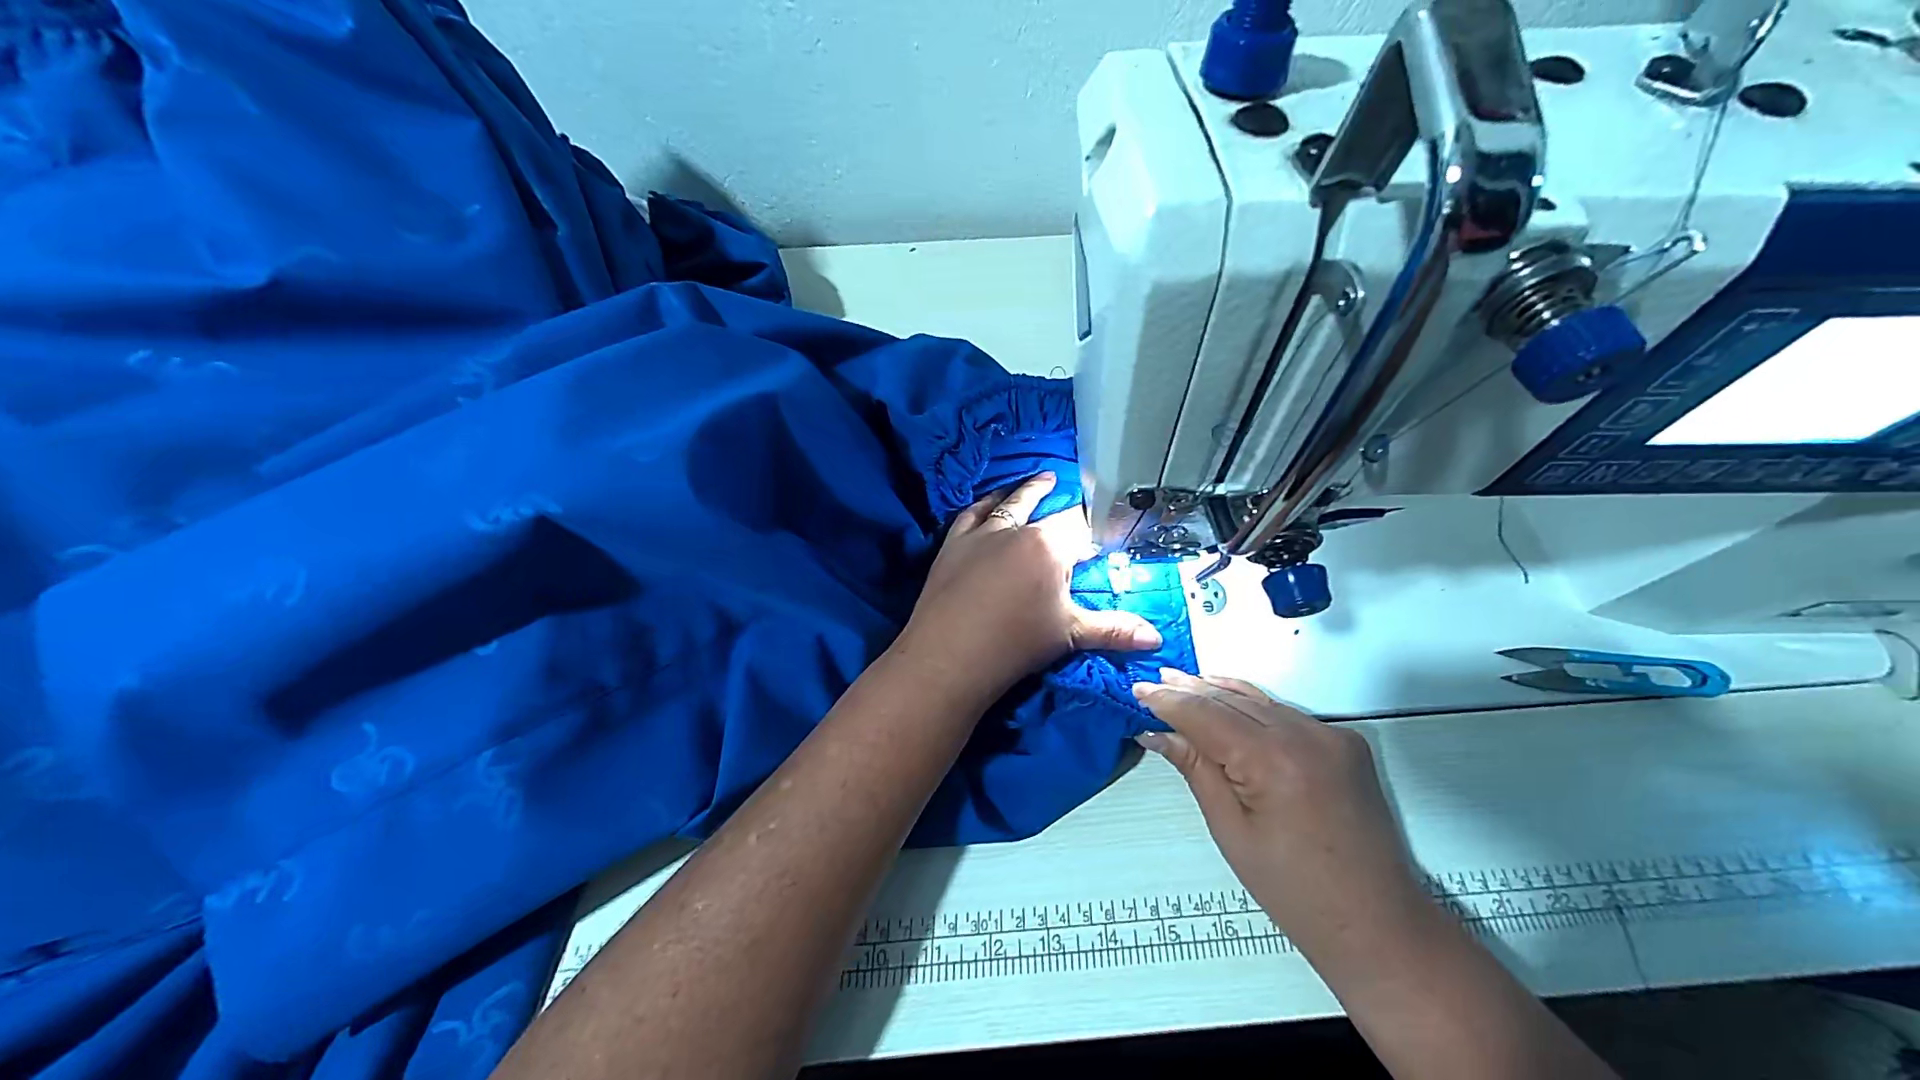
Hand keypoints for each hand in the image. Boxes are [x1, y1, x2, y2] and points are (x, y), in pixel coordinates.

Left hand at [890, 472, 1161, 705]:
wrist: (950, 654)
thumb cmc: (1017, 642)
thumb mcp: (1071, 634)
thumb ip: (1114, 630)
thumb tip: (1156, 638)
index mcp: (1049, 547)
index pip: (1078, 528)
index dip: (1091, 530)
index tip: (1099, 533)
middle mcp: (1015, 531)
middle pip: (1044, 511)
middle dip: (1062, 506)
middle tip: (1069, 489)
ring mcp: (980, 535)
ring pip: (1008, 504)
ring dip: (1025, 491)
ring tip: (1040, 479)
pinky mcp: (953, 545)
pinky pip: (970, 515)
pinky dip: (983, 505)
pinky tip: (988, 502)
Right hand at [1132, 671, 1428, 955]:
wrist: (1376, 923)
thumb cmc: (1297, 892)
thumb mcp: (1230, 829)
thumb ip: (1195, 768)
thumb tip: (1159, 733)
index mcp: (1275, 760)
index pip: (1207, 713)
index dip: (1168, 700)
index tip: (1138, 690)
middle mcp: (1308, 737)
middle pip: (1233, 700)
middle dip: (1190, 690)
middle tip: (1153, 683)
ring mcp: (1332, 736)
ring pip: (1260, 700)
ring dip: (1219, 694)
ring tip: (1181, 685)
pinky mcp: (1345, 743)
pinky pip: (1286, 713)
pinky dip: (1253, 707)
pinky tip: (1228, 705)